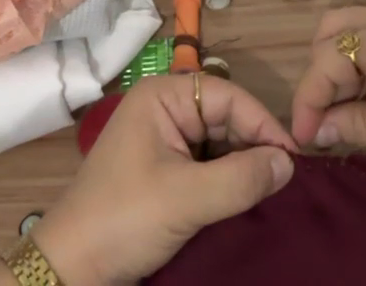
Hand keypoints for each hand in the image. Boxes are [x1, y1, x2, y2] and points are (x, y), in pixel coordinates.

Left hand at [33, 74, 299, 284]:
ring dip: (243, 166)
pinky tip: (249, 199)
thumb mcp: (186, 199)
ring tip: (275, 191)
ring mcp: (163, 141)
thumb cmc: (123, 219)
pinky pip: (208, 166)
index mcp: (162, 97)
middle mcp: (164, 109)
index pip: (227, 96)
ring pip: (219, 143)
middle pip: (225, 117)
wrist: (71, 269)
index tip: (294, 159)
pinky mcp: (164, 172)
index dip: (263, 123)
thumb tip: (289, 163)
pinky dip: (228, 181)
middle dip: (255, 145)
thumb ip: (241, 178)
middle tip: (288, 180)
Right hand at [288, 7, 365, 208]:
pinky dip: (361, 63)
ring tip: (344, 114)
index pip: (329, 57)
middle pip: (334, 29)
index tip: (304, 141)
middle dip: (319, 74)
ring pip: (353, 29)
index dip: (309, 98)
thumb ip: (360, 127)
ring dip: (337, 66)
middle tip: (324, 123)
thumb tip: (317, 126)